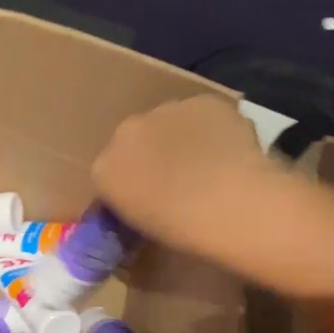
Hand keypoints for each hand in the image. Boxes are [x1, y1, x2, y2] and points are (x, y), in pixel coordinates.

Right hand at [91, 96, 270, 250]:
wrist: (230, 206)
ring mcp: (165, 111)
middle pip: (136, 140)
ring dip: (181, 138)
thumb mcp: (141, 227)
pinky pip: (204, 115)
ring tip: (208, 166)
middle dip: (152, 154)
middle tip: (178, 180)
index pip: (110, 173)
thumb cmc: (181, 231)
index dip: (131, 184)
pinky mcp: (204, 101)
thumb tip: (147, 197)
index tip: (149, 199)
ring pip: (170, 123)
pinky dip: (213, 128)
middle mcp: (126, 132)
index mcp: (103, 170)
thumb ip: (134, 203)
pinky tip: (229, 151)